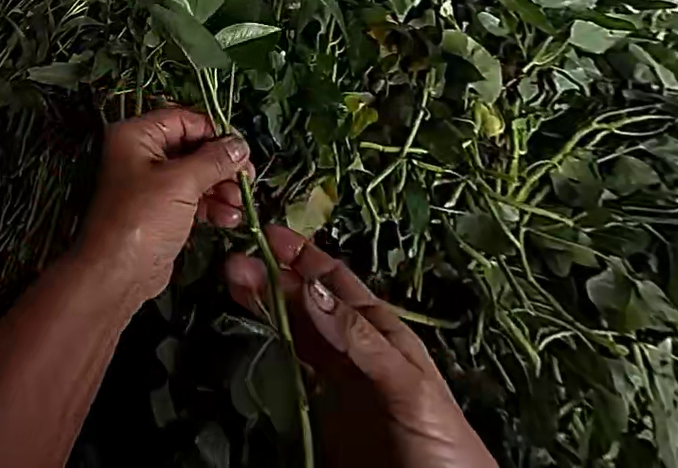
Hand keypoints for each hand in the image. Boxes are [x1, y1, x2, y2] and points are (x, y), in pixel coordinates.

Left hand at [76, 108, 250, 301]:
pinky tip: (229, 218)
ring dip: (220, 187)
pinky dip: (211, 204)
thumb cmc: (144, 218)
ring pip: (194, 173)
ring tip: (239, 204)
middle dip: (221, 164)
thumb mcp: (181, 182)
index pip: (183, 119)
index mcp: (137, 134)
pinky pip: (191, 196)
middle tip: (247, 179)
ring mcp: (150, 181)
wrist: (117, 274)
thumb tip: (240, 144)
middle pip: (191, 146)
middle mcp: (141, 152)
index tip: (243, 147)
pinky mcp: (160, 208)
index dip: (214, 131)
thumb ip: (214, 160)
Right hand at [226, 226, 495, 467]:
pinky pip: (286, 368)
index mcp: (380, 330)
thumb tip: (311, 288)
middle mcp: (352, 346)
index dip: (301, 254)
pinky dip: (266, 344)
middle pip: (305, 299)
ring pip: (291, 327)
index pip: (334, 280)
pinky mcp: (317, 413)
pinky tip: (250, 328)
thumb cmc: (444, 449)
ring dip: (263, 302)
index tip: (266, 232)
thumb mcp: (411, 388)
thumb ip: (362, 339)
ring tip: (233, 281)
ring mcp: (333, 379)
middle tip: (236, 261)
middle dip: (271, 275)